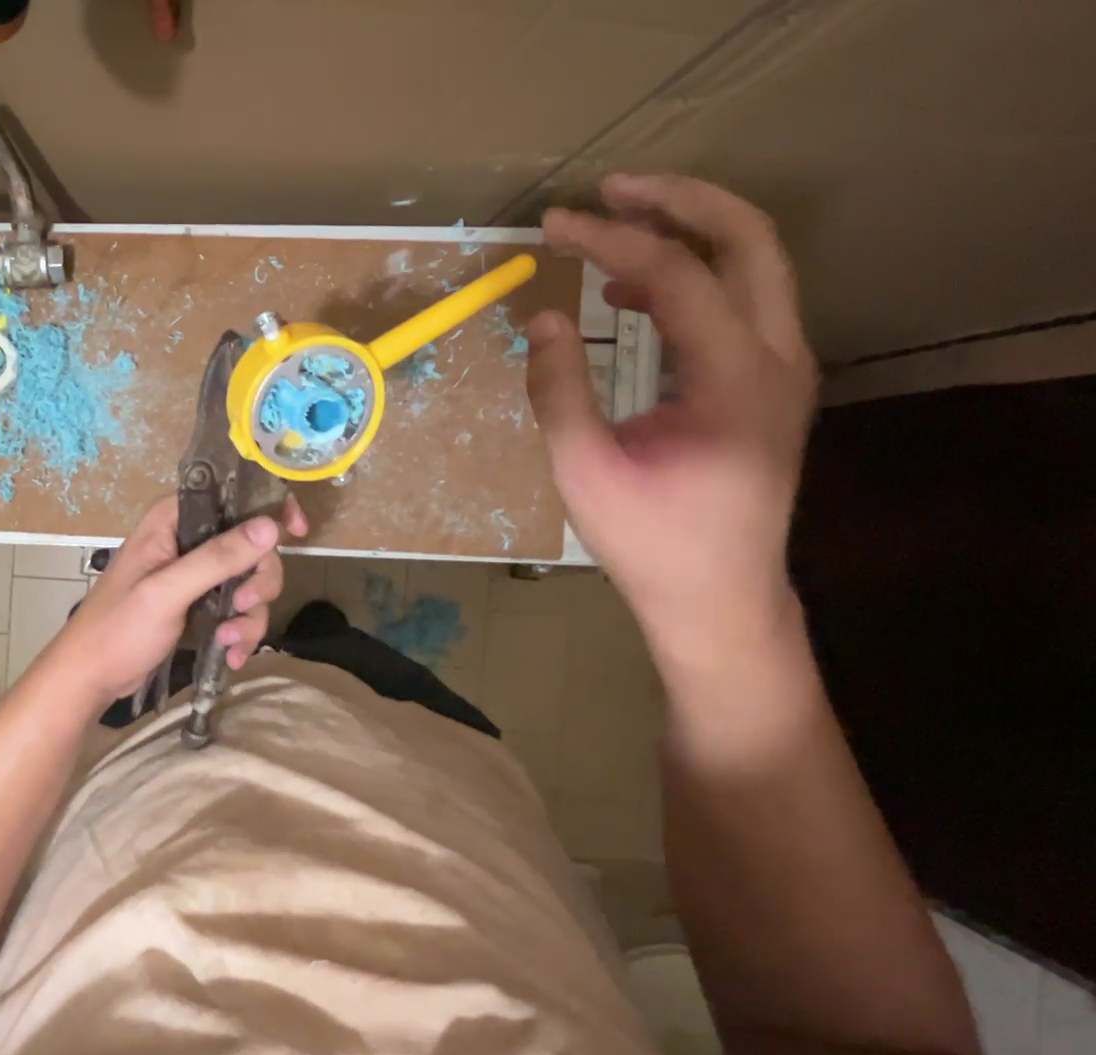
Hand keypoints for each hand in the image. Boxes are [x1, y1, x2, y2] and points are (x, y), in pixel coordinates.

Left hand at [32, 495, 307, 707]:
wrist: (91, 677)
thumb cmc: (118, 628)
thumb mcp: (167, 591)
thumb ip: (217, 558)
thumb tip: (270, 526)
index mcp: (173, 520)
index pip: (231, 494)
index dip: (267, 508)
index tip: (296, 532)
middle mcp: (188, 540)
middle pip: (252, 544)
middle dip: (258, 580)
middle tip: (246, 604)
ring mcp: (195, 575)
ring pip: (250, 581)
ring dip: (250, 615)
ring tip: (230, 642)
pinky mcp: (200, 605)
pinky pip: (238, 609)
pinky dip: (242, 631)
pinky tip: (233, 654)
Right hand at [528, 175, 817, 660]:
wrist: (716, 594)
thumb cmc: (648, 540)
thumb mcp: (584, 469)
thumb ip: (560, 389)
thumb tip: (542, 318)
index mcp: (734, 377)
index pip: (675, 275)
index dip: (609, 242)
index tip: (552, 226)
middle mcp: (777, 357)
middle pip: (748, 239)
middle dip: (678, 200)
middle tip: (610, 189)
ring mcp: (782, 368)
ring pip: (755, 263)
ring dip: (689, 232)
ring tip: (615, 226)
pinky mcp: (767, 383)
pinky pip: (740, 303)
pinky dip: (690, 279)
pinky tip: (630, 297)